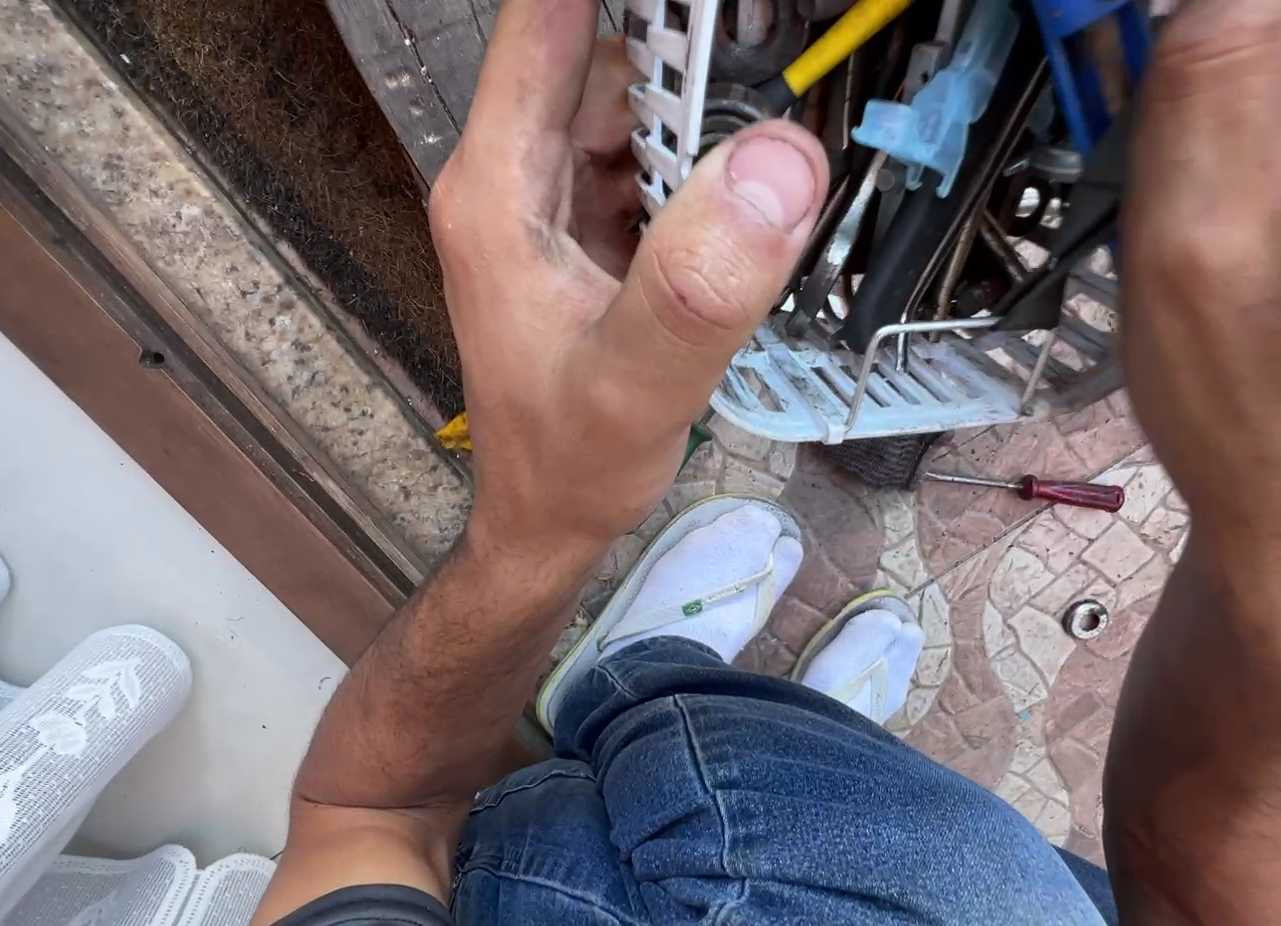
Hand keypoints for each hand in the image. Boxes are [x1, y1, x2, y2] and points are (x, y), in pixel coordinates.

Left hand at [430, 0, 827, 564]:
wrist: (550, 519)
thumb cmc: (571, 465)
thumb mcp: (637, 387)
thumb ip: (699, 286)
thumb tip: (781, 164)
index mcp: (500, 193)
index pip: (549, 22)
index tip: (714, 7)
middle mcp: (515, 185)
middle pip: (602, 59)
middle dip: (686, 52)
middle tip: (774, 63)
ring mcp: (551, 212)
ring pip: (629, 113)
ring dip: (699, 114)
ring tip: (769, 137)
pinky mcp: (585, 243)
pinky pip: (643, 170)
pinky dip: (695, 171)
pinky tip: (738, 204)